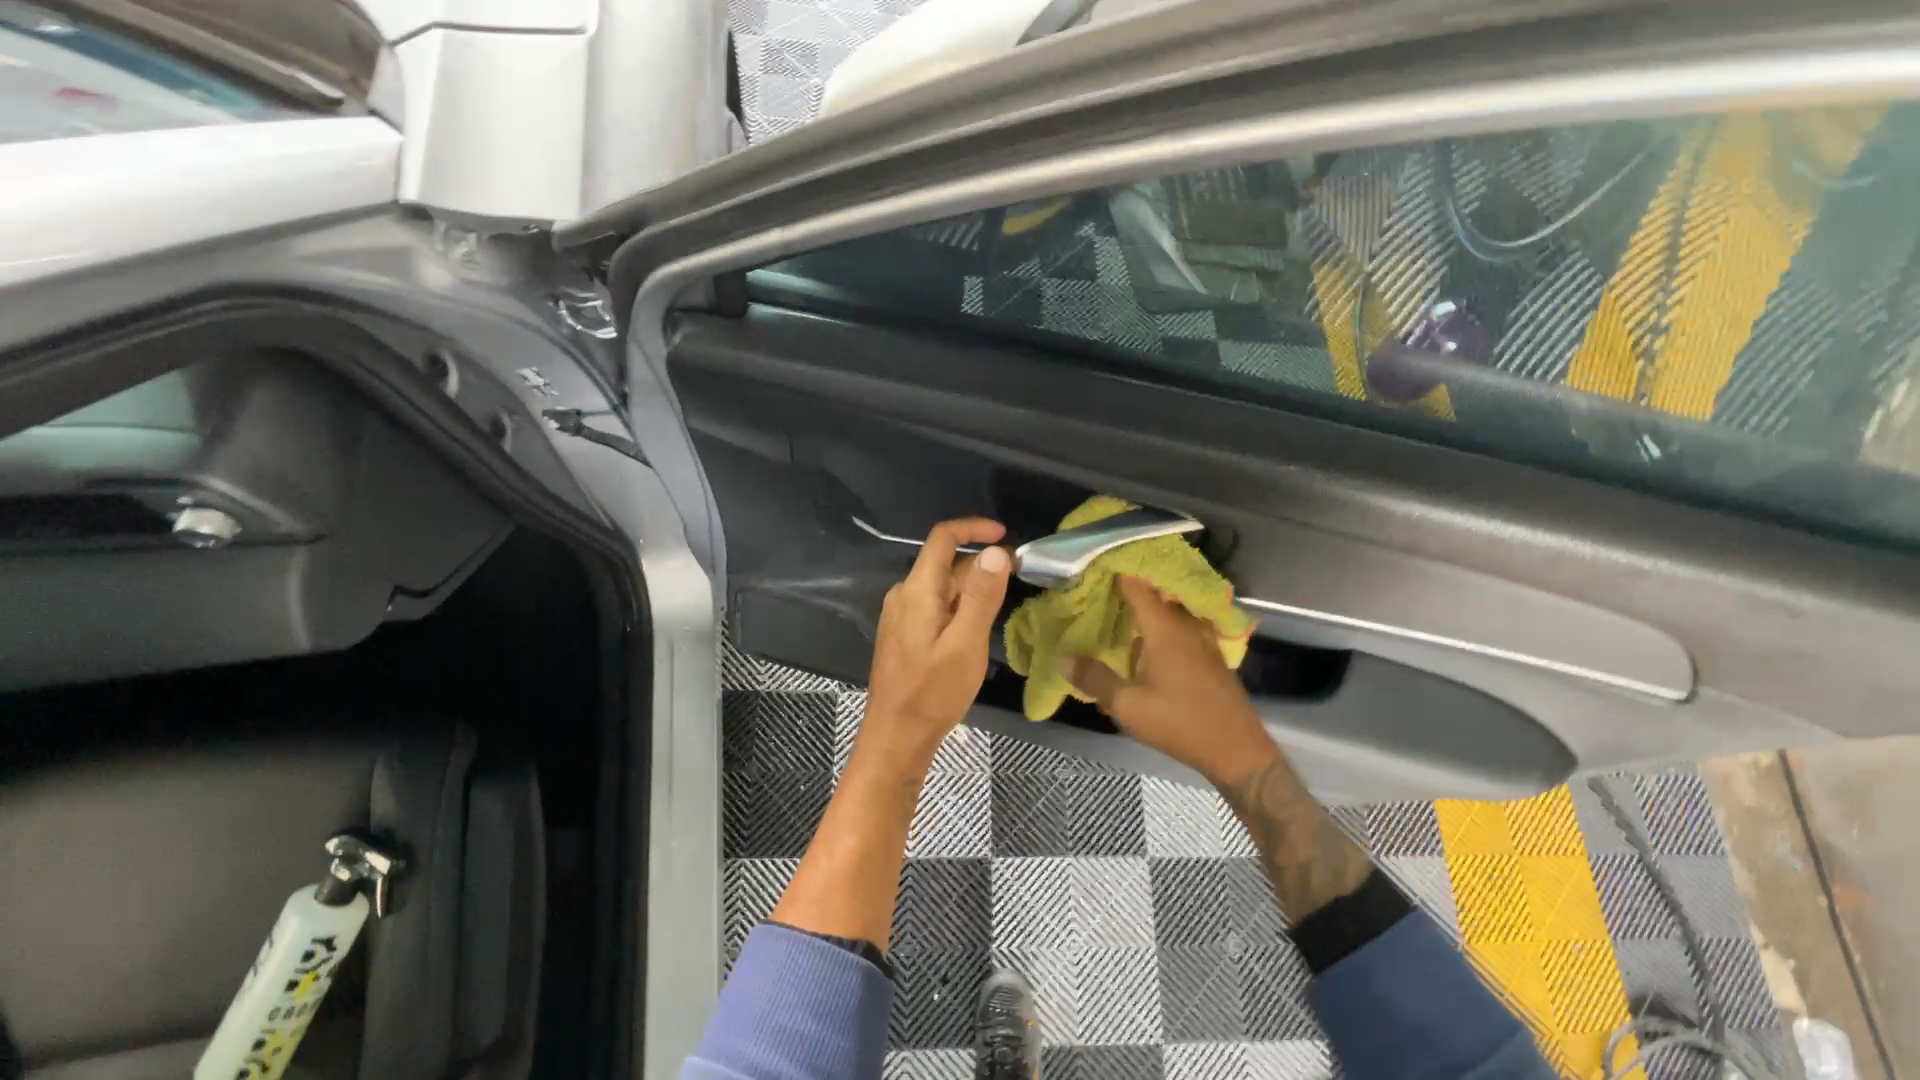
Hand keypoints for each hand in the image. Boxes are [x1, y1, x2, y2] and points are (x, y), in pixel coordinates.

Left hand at [860, 518, 1012, 773]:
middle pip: (946, 564)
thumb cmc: (932, 694)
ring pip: (943, 588)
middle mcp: (904, 595)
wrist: (896, 738)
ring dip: (972, 590)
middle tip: (1018, 581)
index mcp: (917, 590)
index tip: (1005, 536)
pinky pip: (935, 608)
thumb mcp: (966, 644)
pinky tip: (976, 631)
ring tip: (1001, 610)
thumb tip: (996, 552)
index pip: (942, 538)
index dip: (974, 528)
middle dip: (981, 566)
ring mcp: (901, 616)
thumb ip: (981, 596)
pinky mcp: (904, 635)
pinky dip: (960, 608)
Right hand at [1065, 576, 1278, 786]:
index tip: (1095, 567)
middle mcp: (1186, 626)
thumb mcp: (1127, 706)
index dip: (1117, 573)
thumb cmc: (1179, 723)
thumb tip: (1063, 657)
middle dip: (1130, 592)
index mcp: (1165, 629)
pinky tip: (1148, 648)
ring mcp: (1203, 641)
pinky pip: (1182, 630)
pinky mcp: (1210, 658)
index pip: (1138, 587)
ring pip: (1171, 614)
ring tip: (1120, 618)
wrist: (1236, 750)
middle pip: (1156, 597)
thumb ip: (1094, 679)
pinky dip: (1163, 629)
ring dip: (1149, 612)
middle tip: (1100, 594)